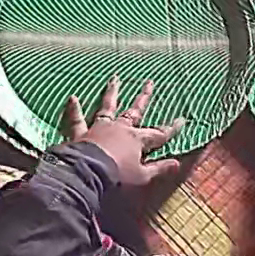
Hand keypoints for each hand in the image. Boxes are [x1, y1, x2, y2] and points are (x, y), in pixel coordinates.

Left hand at [60, 77, 186, 189]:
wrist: (86, 174)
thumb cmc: (117, 176)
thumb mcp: (142, 176)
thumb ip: (159, 168)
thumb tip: (177, 163)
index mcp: (137, 139)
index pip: (159, 134)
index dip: (171, 129)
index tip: (182, 120)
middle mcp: (120, 128)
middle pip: (134, 111)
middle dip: (143, 97)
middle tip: (149, 82)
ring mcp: (100, 128)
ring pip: (108, 107)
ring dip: (112, 92)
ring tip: (114, 78)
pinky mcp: (81, 133)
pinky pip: (77, 119)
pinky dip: (74, 109)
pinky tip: (72, 98)